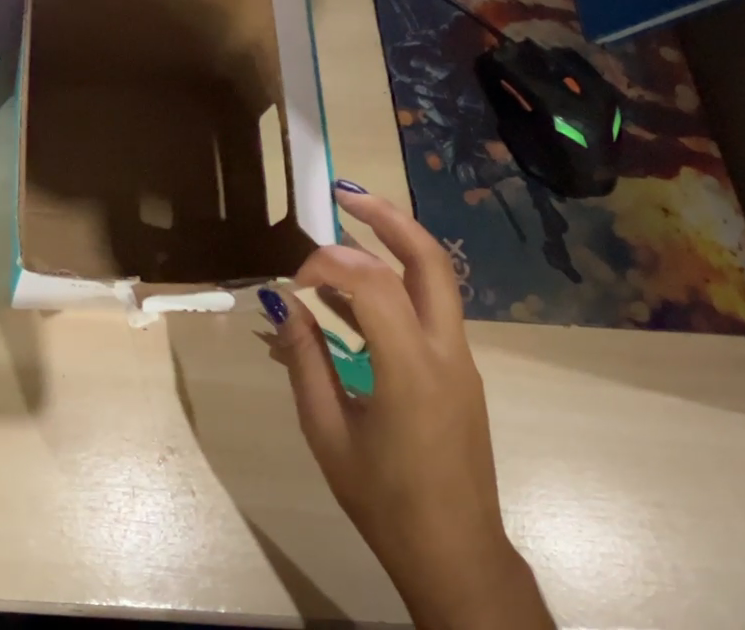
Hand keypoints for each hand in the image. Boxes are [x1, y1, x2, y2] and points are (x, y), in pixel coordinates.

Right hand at [259, 183, 552, 629]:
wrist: (454, 550)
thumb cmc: (382, 496)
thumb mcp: (326, 429)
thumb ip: (304, 359)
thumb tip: (283, 304)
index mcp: (410, 367)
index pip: (373, 282)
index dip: (329, 263)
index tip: (294, 280)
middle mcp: (446, 352)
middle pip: (431, 262)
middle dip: (390, 219)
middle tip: (347, 194)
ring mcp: (461, 362)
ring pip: (437, 283)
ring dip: (395, 248)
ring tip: (347, 231)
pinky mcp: (460, 374)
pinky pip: (429, 314)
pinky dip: (394, 290)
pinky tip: (351, 303)